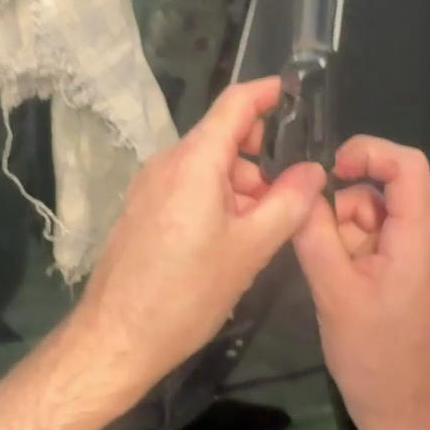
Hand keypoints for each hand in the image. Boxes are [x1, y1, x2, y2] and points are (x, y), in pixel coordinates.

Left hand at [71, 77, 326, 388]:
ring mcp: (150, 187)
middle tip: (292, 197)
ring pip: (208, 169)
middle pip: (224, 140)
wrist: (116, 337)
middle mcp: (167, 163)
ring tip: (263, 233)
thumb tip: (314, 170)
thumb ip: (288, 203)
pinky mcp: (143, 210)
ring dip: (241, 188)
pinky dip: (217, 201)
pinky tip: (231, 242)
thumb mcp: (249, 249)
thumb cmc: (186, 293)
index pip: (235, 103)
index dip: (268, 92)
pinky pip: (189, 189)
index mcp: (194, 161)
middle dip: (262, 161)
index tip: (297, 93)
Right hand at [292, 136, 429, 429]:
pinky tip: (332, 277)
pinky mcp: (395, 269)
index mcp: (416, 237)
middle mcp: (420, 237)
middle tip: (317, 241)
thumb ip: (315, 234)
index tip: (330, 169)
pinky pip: (366, 237)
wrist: (394, 405)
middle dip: (342, 204)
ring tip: (326, 271)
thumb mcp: (333, 290)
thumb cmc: (370, 352)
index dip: (370, 152)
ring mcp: (408, 254)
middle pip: (381, 188)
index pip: (408, 166)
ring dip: (339, 229)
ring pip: (368, 212)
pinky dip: (343, 246)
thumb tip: (299, 187)